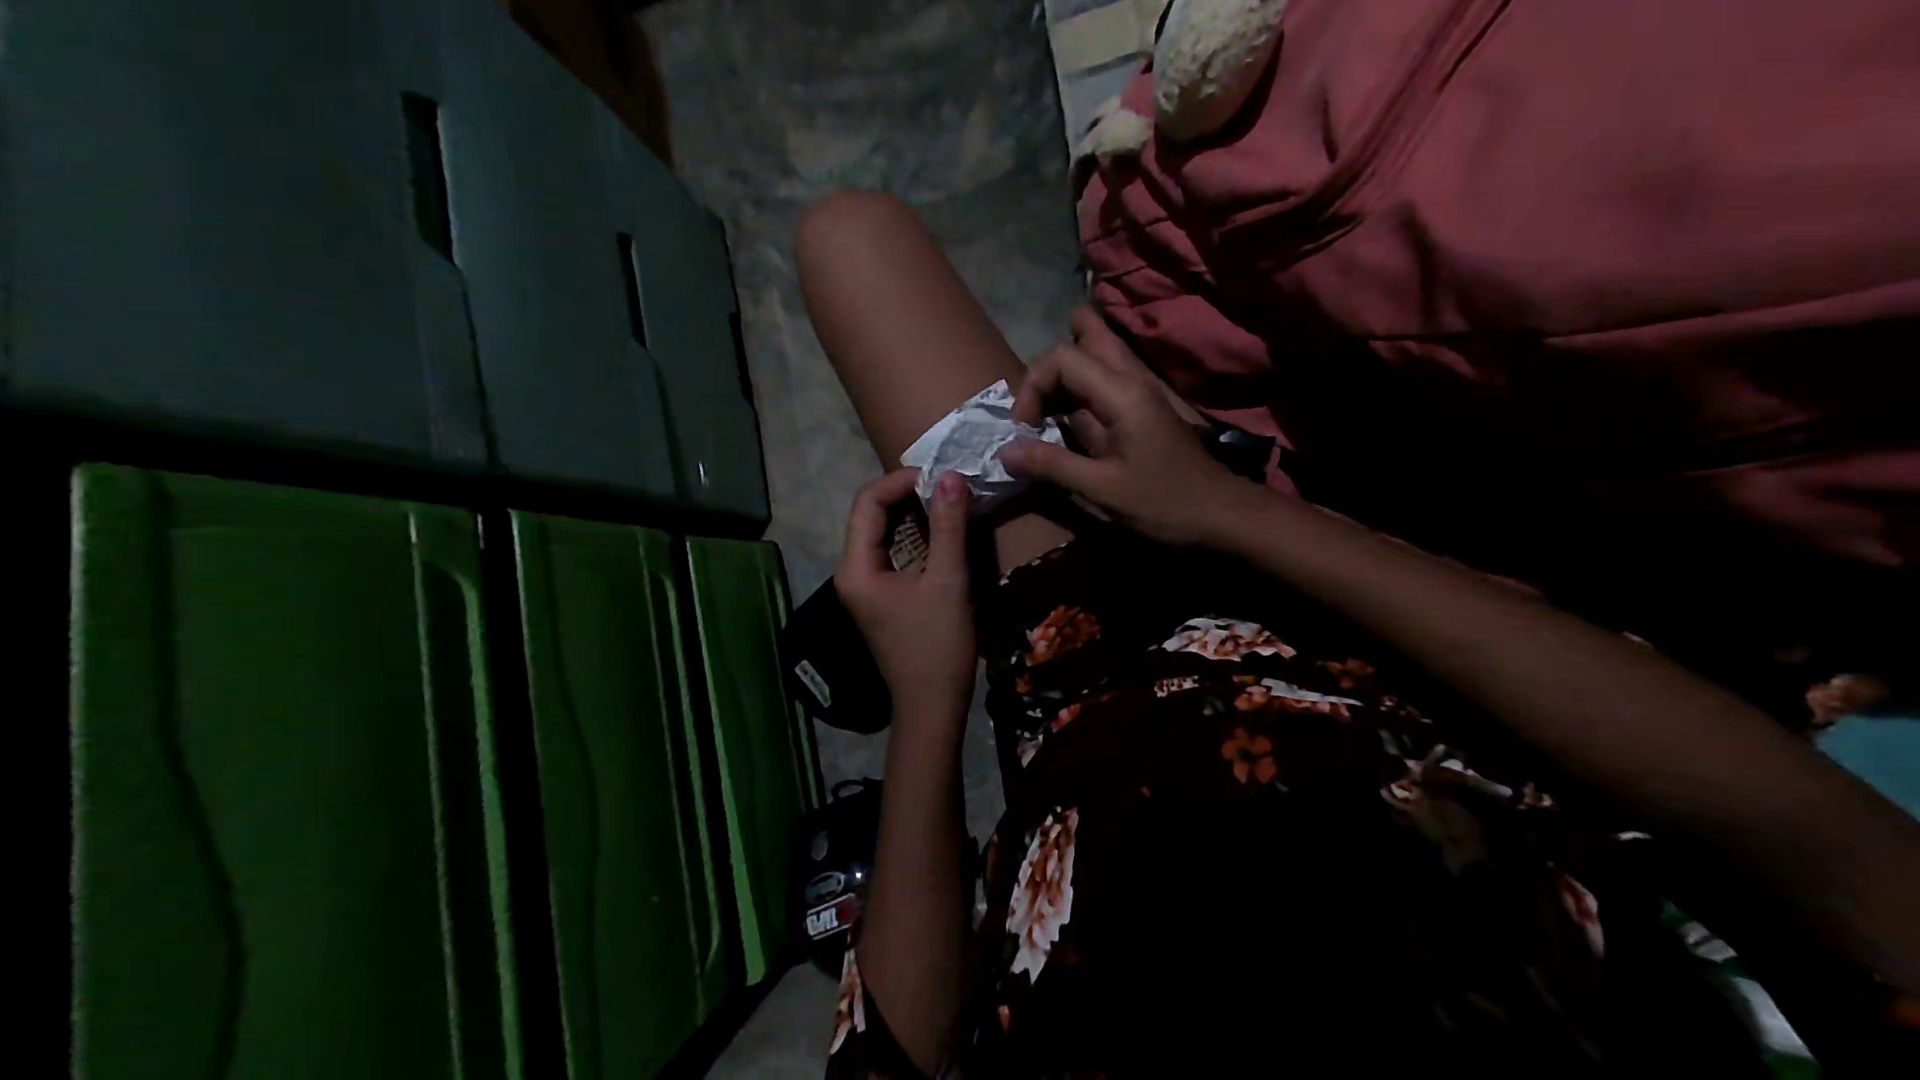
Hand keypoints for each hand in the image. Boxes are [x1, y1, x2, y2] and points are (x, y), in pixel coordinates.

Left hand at [834, 468, 977, 720]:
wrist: (932, 704)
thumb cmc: (938, 645)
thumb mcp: (948, 581)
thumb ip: (948, 526)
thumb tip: (952, 476)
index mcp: (856, 567)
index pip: (867, 502)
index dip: (901, 480)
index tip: (940, 475)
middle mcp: (851, 571)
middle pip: (870, 513)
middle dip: (907, 493)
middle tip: (948, 485)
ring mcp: (864, 585)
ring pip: (882, 531)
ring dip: (912, 512)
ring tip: (948, 500)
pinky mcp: (880, 595)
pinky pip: (891, 551)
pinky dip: (914, 534)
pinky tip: (941, 529)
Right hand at [1002, 309, 1250, 545]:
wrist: (1218, 512)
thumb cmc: (1162, 502)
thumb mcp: (1102, 489)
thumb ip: (1051, 465)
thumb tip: (1004, 451)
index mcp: (1122, 392)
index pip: (1061, 357)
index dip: (1032, 386)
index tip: (1024, 428)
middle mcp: (1132, 377)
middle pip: (1083, 335)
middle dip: (1049, 368)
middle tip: (1038, 407)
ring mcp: (1139, 387)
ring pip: (1096, 350)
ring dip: (1065, 375)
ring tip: (1047, 414)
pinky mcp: (1141, 403)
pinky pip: (1102, 377)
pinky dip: (1078, 390)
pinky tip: (1068, 424)